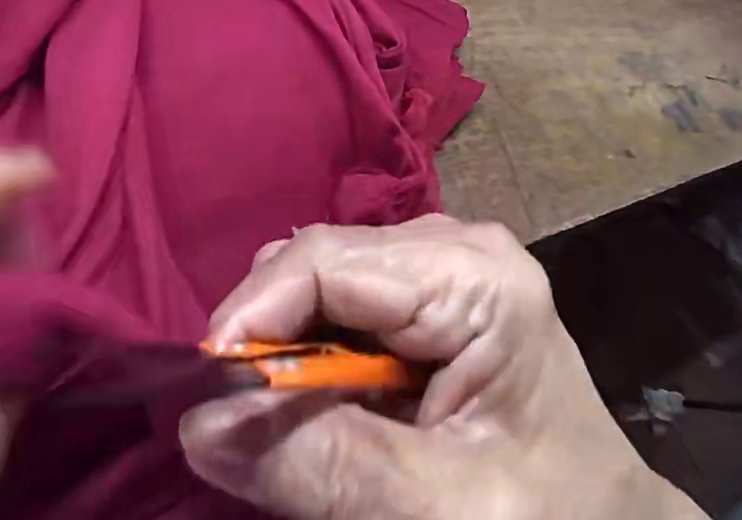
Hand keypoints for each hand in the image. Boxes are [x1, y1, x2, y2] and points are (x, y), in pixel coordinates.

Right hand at [179, 216, 708, 519]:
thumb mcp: (436, 506)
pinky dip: (320, 348)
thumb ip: (322, 461)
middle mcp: (460, 247)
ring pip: (334, 277)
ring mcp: (450, 264)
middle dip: (270, 329)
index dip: (257, 312)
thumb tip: (202, 418)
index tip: (200, 388)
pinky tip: (325, 397)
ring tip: (281, 415)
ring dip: (291, 342)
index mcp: (476, 277)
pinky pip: (354, 302)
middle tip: (231, 413)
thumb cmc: (541, 517)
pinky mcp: (438, 294)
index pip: (335, 259)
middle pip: (330, 259)